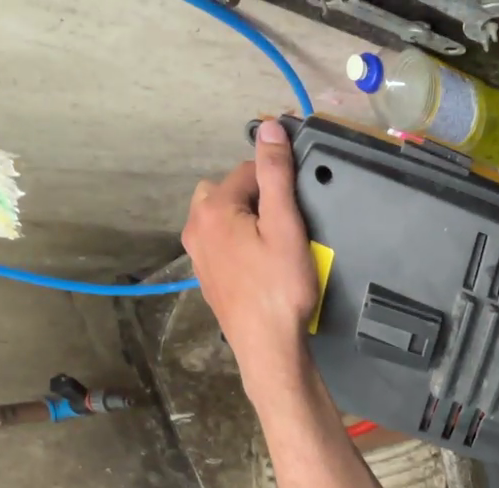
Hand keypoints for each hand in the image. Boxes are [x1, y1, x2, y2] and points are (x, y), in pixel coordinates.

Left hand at [183, 119, 319, 406]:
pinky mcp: (208, 278)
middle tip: (288, 230)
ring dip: (247, 224)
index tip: (301, 206)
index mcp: (213, 207)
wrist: (268, 348)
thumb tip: (270, 128)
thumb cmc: (280, 290)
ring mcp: (198, 254)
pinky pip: (223, 247)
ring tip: (276, 249)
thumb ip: (277, 176)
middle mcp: (196, 225)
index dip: (278, 184)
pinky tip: (263, 270)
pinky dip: (242, 248)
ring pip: (224, 220)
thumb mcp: (286, 228)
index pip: (248, 172)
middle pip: (229, 193)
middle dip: (257, 201)